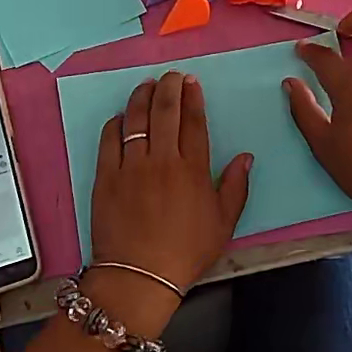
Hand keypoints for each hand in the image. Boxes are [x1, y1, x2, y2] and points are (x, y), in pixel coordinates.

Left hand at [92, 71, 251, 294]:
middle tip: (171, 76)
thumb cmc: (186, 251)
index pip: (193, 122)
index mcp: (193, 169)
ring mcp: (131, 166)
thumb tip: (245, 157)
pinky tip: (120, 116)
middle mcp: (162, 160)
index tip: (191, 82)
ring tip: (147, 85)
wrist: (139, 275)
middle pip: (165, 111)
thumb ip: (236, 187)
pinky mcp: (105, 176)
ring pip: (135, 119)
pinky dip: (115, 124)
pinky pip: (109, 140)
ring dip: (142, 97)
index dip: (193, 98)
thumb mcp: (224, 223)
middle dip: (169, 87)